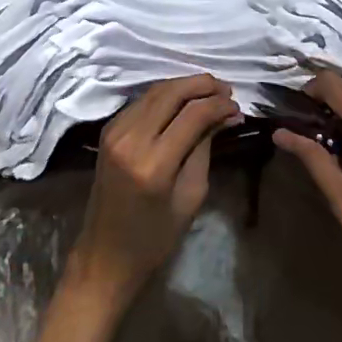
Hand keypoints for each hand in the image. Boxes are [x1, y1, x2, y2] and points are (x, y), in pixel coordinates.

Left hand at [26, 75, 239, 341]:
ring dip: (185, 85)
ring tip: (210, 90)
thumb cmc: (154, 238)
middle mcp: (131, 139)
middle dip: (202, 85)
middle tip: (226, 89)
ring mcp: (115, 132)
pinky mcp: (107, 130)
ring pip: (155, 90)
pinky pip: (141, 100)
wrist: (104, 256)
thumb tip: (227, 115)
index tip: (237, 107)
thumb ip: (205, 148)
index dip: (218, 105)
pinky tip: (183, 99)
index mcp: (153, 164)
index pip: (192, 115)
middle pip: (171, 92)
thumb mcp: (191, 196)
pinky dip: (165, 94)